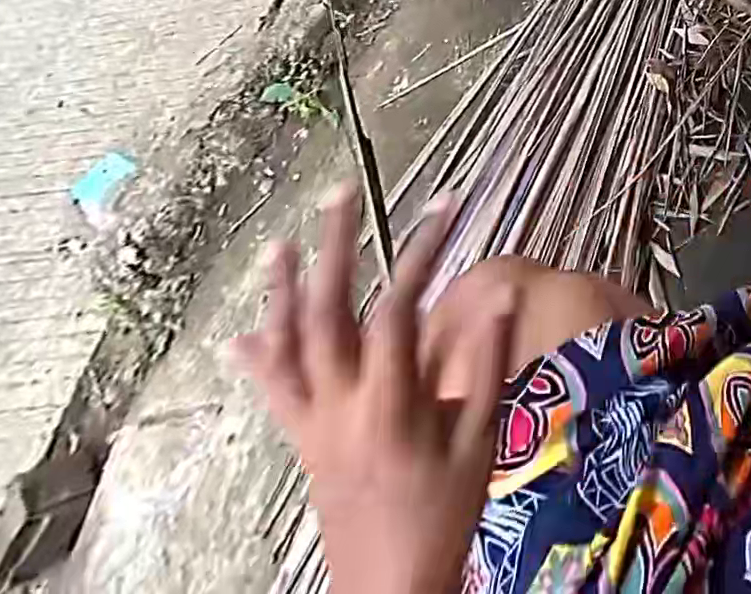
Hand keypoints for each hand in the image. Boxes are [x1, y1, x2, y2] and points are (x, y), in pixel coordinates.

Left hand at [232, 184, 517, 593]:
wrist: (389, 589)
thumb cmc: (444, 511)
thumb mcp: (482, 437)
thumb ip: (490, 362)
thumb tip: (505, 296)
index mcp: (389, 401)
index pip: (401, 305)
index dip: (424, 249)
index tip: (448, 207)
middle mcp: (339, 404)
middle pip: (327, 311)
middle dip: (335, 246)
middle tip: (341, 195)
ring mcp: (312, 422)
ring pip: (288, 345)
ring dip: (284, 290)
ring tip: (284, 242)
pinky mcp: (302, 440)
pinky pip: (274, 390)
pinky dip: (261, 354)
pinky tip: (245, 331)